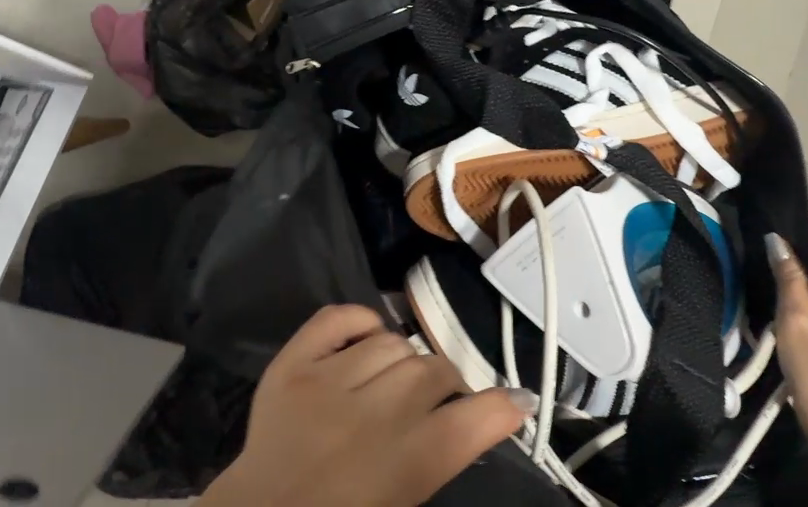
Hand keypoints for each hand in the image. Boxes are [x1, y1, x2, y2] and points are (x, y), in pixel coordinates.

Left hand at [199, 305, 531, 506]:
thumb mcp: (405, 494)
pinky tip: (365, 340)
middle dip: (445, 382)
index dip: (502, 406)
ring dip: (403, 357)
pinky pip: (337, 317)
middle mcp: (370, 417)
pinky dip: (359, 321)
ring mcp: (326, 384)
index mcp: (403, 463)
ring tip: (393, 381)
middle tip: (435, 402)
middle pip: (433, 370)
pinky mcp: (291, 363)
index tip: (516, 401)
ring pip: (392, 342)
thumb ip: (443, 453)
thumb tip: (491, 412)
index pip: (471, 420)